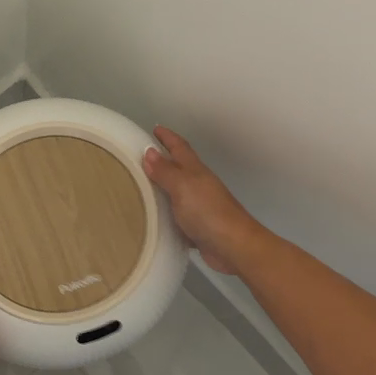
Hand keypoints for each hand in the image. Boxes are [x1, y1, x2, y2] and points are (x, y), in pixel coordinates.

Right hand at [142, 126, 271, 274]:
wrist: (233, 246)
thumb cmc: (208, 213)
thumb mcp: (183, 187)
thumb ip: (165, 171)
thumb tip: (149, 152)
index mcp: (196, 172)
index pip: (180, 148)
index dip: (168, 138)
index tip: (155, 128)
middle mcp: (198, 186)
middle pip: (179, 168)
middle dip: (163, 160)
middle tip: (142, 157)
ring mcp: (199, 207)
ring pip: (177, 191)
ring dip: (162, 187)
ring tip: (142, 186)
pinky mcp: (197, 227)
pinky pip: (176, 215)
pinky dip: (165, 212)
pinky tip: (153, 218)